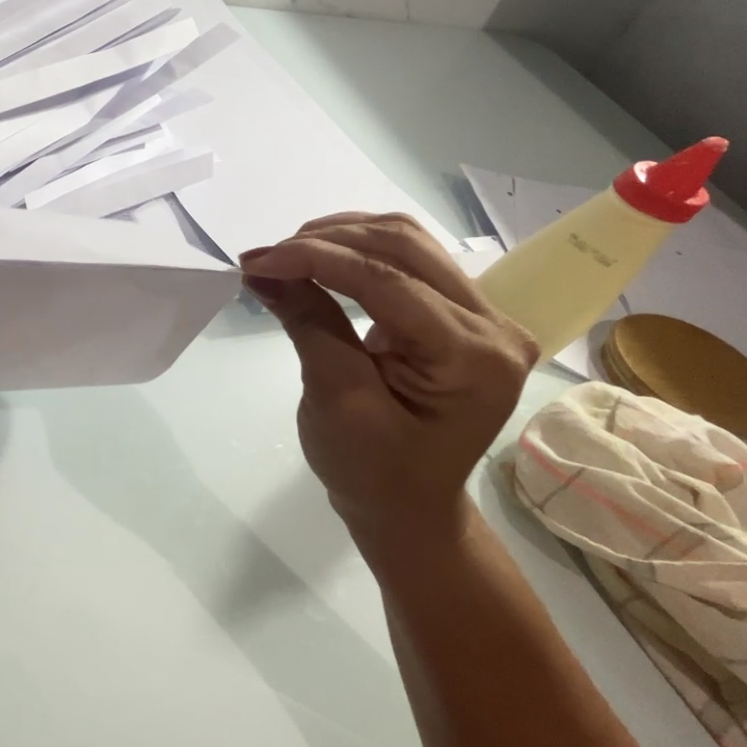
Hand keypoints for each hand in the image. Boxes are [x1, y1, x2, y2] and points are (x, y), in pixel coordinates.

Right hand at [239, 213, 537, 544]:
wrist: (408, 507)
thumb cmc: (371, 470)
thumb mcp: (335, 400)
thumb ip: (309, 324)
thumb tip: (262, 269)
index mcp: (472, 355)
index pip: (386, 280)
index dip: (314, 259)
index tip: (254, 262)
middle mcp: (493, 324)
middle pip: (403, 246)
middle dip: (325, 240)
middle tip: (263, 258)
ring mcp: (482, 316)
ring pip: (406, 242)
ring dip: (339, 238)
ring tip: (283, 256)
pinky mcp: (460, 314)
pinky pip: (408, 262)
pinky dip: (354, 252)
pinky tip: (315, 262)